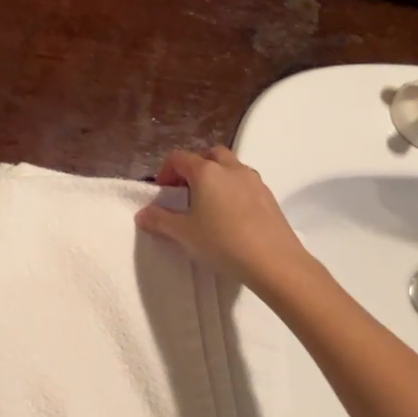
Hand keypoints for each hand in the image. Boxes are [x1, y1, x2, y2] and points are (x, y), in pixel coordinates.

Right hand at [134, 147, 314, 296]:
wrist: (274, 262)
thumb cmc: (223, 243)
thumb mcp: (184, 234)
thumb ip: (160, 221)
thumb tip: (142, 214)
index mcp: (206, 172)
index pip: (179, 158)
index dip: (166, 172)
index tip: (163, 194)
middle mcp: (231, 168)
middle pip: (209, 154)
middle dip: (195, 168)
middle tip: (187, 193)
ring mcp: (253, 180)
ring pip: (231, 167)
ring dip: (217, 177)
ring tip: (210, 206)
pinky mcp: (269, 196)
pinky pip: (246, 183)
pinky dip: (234, 191)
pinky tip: (233, 218)